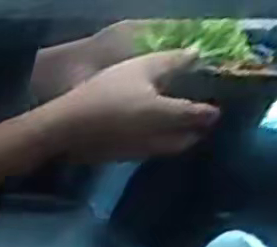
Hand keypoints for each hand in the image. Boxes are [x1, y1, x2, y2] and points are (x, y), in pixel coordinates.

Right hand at [53, 48, 219, 161]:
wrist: (62, 128)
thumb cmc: (104, 94)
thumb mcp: (142, 67)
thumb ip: (173, 62)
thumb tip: (196, 57)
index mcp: (166, 115)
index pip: (198, 116)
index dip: (210, 112)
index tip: (214, 109)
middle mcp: (153, 139)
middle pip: (182, 143)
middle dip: (193, 134)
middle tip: (195, 124)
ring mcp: (131, 153)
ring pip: (161, 152)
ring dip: (169, 143)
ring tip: (169, 132)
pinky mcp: (112, 160)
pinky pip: (140, 155)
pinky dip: (148, 148)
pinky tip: (141, 139)